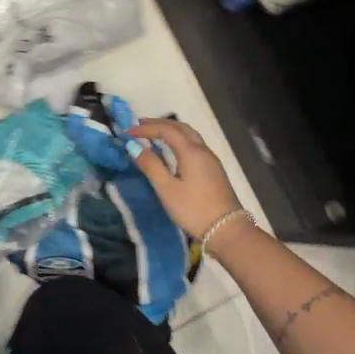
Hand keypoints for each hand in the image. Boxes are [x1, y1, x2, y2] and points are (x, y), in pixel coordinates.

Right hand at [128, 119, 242, 238]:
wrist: (227, 229)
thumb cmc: (193, 209)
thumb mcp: (167, 189)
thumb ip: (151, 166)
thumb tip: (134, 146)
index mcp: (191, 152)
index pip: (166, 130)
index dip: (146, 128)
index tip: (127, 132)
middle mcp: (202, 150)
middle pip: (180, 127)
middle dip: (159, 123)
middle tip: (139, 126)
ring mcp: (210, 159)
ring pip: (190, 135)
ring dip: (171, 130)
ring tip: (153, 134)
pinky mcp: (213, 169)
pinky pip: (194, 144)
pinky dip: (179, 139)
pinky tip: (171, 149)